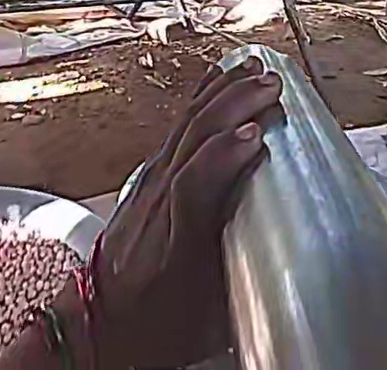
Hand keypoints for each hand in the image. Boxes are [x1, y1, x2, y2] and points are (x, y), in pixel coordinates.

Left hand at [86, 58, 281, 368]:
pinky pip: (180, 122)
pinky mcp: (152, 168)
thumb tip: (284, 247)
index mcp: (176, 234)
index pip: (194, 182)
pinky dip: (203, 96)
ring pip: (187, 120)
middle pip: (193, 135)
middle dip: (234, 102)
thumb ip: (241, 274)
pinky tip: (218, 80)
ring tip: (252, 67)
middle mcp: (160, 194)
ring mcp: (153, 175)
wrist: (102, 315)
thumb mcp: (208, 313)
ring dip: (222, 90)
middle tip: (272, 84)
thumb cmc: (157, 320)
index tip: (259, 134)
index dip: (225, 153)